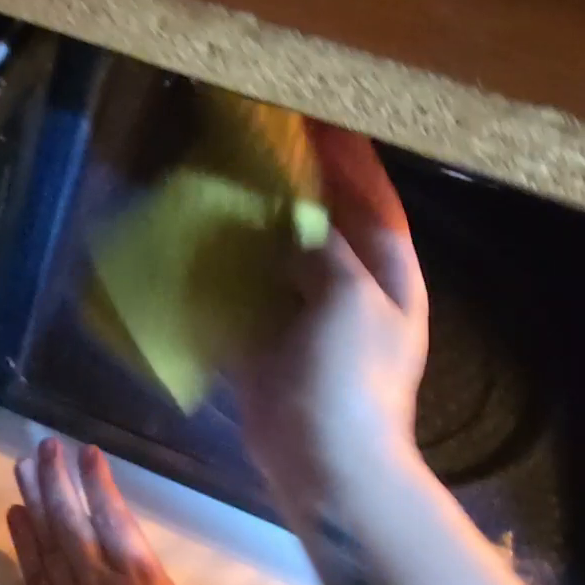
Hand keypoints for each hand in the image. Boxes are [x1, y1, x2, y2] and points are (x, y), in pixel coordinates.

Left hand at [8, 439, 205, 584]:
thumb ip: (153, 581)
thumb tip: (127, 545)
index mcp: (139, 584)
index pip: (114, 519)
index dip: (97, 482)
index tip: (86, 450)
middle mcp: (96, 584)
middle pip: (71, 520)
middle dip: (57, 478)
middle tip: (46, 444)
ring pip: (46, 538)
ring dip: (34, 498)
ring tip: (25, 464)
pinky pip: (31, 570)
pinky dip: (22, 539)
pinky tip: (16, 513)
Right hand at [234, 124, 427, 512]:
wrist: (324, 461)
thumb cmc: (350, 379)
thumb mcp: (351, 302)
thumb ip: (326, 253)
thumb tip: (296, 222)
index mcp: (386, 276)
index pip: (370, 202)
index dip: (348, 162)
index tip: (315, 123)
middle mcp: (347, 290)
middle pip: (321, 226)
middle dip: (294, 191)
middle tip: (256, 152)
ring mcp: (303, 318)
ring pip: (277, 260)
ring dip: (253, 231)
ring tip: (221, 191)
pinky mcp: (264, 344)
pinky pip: (244, 298)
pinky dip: (224, 277)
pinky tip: (198, 252)